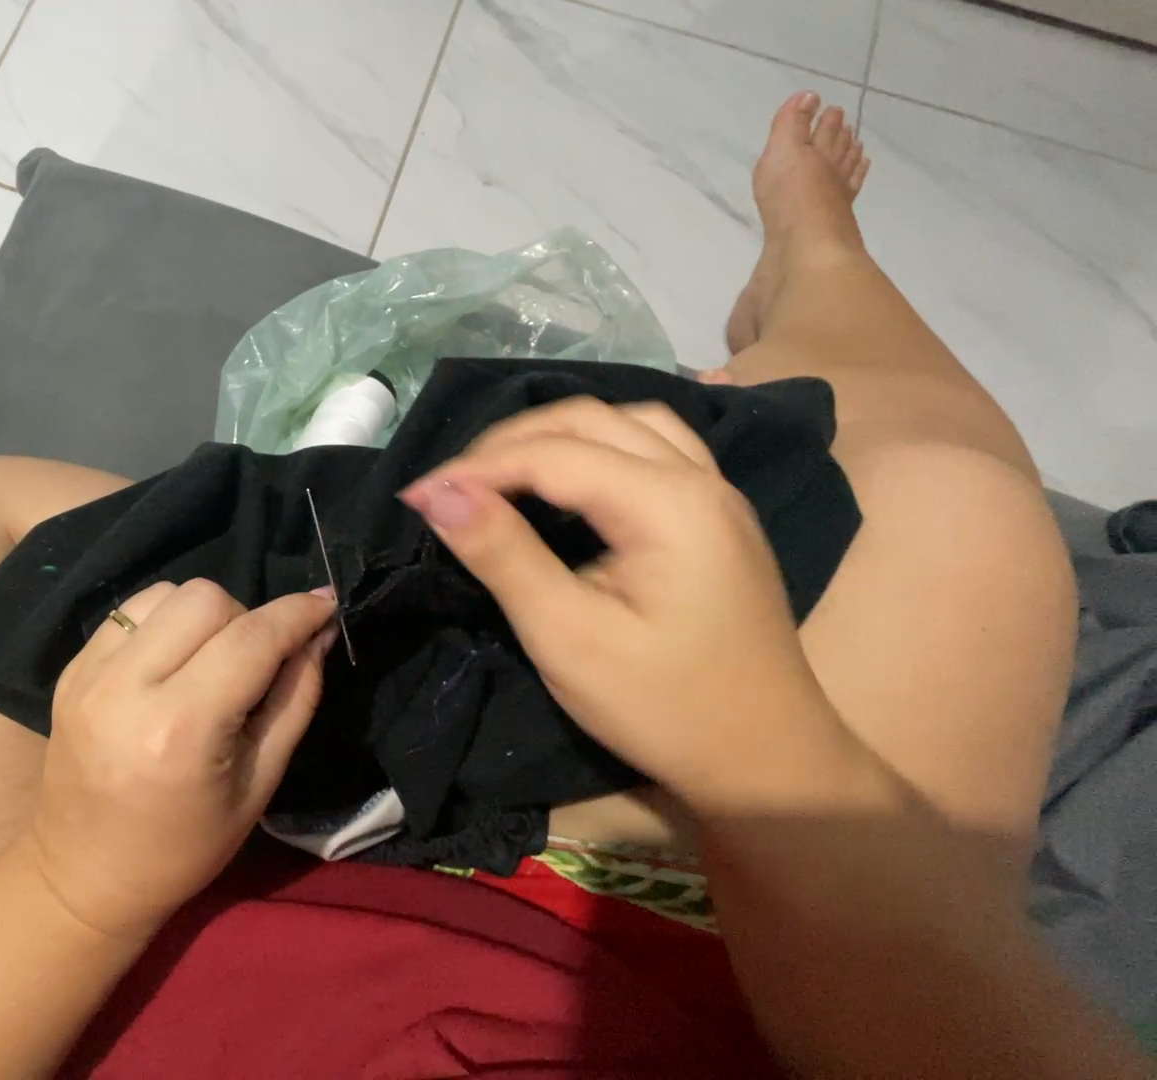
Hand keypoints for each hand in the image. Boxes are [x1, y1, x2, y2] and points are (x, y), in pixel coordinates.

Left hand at [26, 579, 337, 939]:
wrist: (85, 874)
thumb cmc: (185, 847)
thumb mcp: (259, 784)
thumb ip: (295, 699)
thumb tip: (319, 633)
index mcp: (180, 729)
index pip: (250, 639)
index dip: (296, 614)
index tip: (325, 606)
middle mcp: (125, 688)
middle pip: (203, 598)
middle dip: (244, 618)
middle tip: (251, 663)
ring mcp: (88, 674)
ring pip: (163, 594)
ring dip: (200, 616)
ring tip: (206, 663)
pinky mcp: (69, 670)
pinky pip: (127, 614)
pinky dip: (161, 625)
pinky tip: (167, 666)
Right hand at [399, 397, 850, 808]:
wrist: (766, 762)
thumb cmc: (660, 706)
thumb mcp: (567, 635)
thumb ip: (503, 555)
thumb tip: (438, 494)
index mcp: (668, 505)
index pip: (552, 454)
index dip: (475, 468)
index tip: (416, 496)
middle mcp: (698, 480)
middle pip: (589, 420)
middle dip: (508, 443)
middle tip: (450, 486)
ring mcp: (715, 495)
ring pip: (623, 424)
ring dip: (553, 436)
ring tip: (499, 473)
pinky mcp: (714, 517)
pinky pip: (649, 448)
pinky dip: (593, 447)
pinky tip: (567, 477)